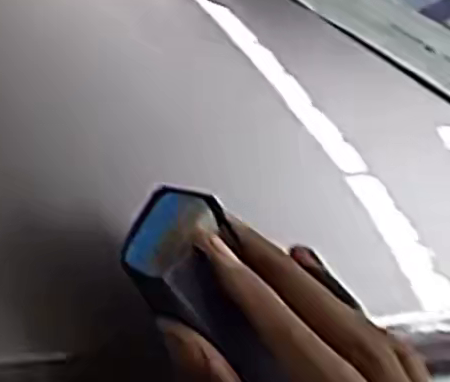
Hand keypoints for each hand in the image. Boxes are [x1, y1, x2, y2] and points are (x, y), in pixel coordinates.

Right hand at [161, 221, 427, 381]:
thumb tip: (176, 331)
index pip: (289, 329)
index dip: (239, 278)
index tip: (198, 235)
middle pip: (337, 322)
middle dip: (272, 265)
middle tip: (224, 224)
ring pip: (376, 335)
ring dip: (316, 283)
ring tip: (274, 246)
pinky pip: (401, 354)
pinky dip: (358, 312)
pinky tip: (329, 288)